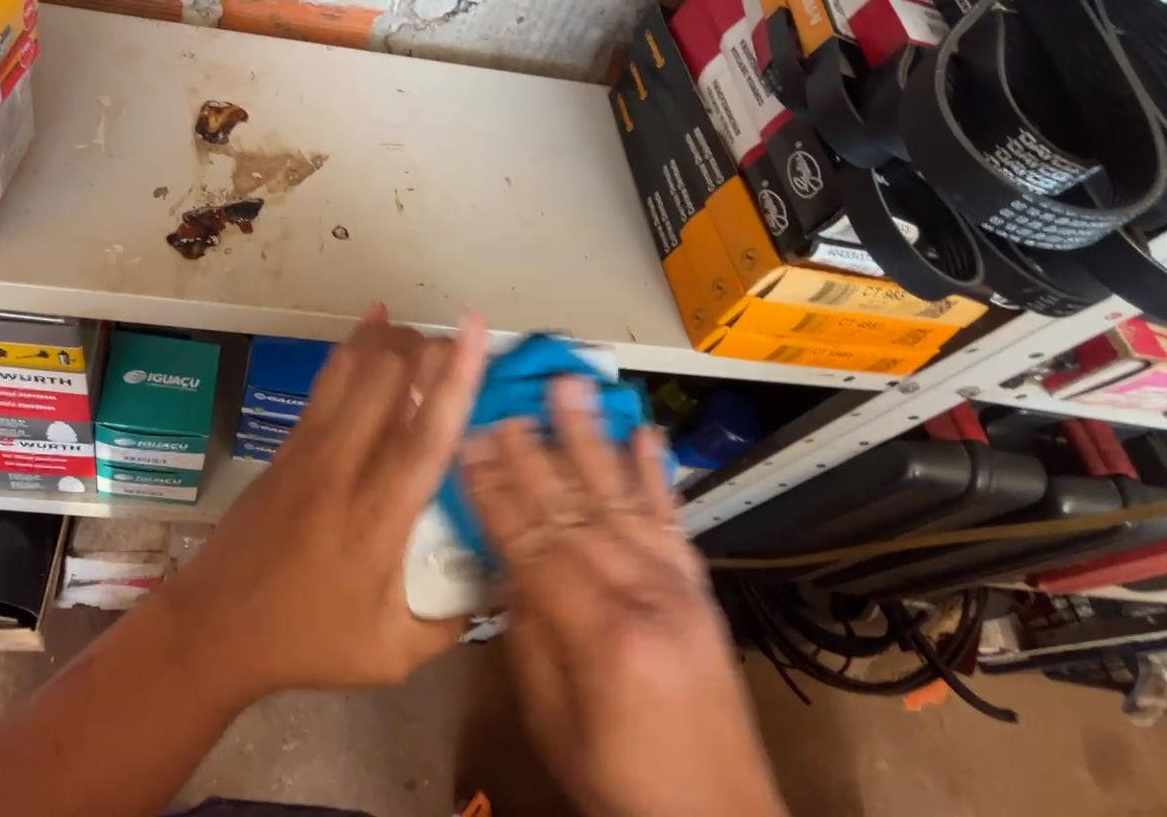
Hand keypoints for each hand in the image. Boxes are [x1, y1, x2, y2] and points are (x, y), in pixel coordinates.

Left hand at [153, 305, 489, 698]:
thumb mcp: (391, 654)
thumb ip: (450, 619)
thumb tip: (492, 578)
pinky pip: (325, 382)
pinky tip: (372, 326)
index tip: (476, 329)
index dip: (457, 378)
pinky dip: (353, 348)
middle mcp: (344, 469)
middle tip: (462, 349)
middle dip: (429, 350)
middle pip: (387, 380)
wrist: (214, 626)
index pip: (427, 434)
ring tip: (424, 337)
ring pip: (352, 370)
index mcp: (379, 519)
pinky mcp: (286, 446)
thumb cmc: (306, 641)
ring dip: (392, 343)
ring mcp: (308, 450)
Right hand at [463, 378, 787, 816]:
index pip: (531, 542)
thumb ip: (528, 633)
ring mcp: (677, 587)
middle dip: (531, 453)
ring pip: (621, 497)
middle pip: (572, 508)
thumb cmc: (618, 777)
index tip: (467, 444)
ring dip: (590, 439)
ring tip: (570, 389)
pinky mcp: (698, 590)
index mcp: (598, 632)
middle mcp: (642, 595)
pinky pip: (673, 521)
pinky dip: (657, 474)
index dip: (494, 490)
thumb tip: (504, 564)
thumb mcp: (550, 717)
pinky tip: (646, 434)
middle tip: (502, 404)